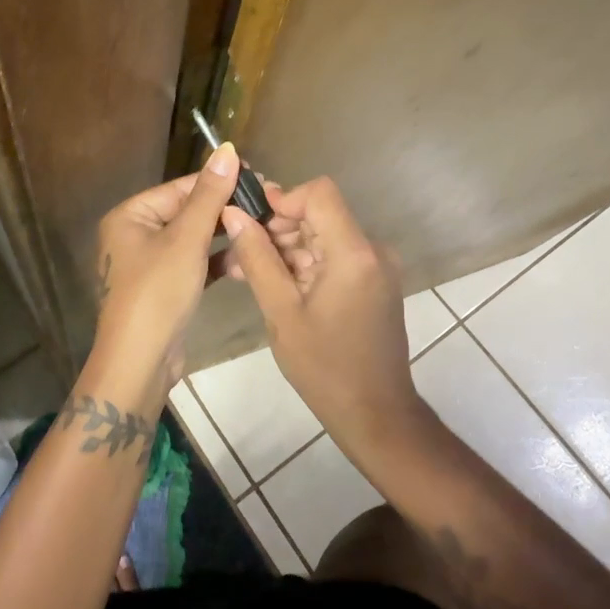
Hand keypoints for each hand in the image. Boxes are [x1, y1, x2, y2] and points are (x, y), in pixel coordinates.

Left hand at [91, 143, 243, 386]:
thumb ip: (209, 195)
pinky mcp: (165, 287)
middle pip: (188, 212)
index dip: (220, 182)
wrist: (140, 362)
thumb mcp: (186, 240)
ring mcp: (149, 263)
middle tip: (269, 208)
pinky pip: (194, 264)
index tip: (261, 180)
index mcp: (130, 215)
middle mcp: (135, 234)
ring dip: (225, 238)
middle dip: (226, 212)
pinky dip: (217, 263)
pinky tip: (247, 261)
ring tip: (265, 232)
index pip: (181, 187)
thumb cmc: (158, 292)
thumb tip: (227, 149)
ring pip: (194, 240)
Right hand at [220, 178, 428, 456]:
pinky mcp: (373, 283)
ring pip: (322, 235)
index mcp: (354, 252)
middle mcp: (372, 250)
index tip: (251, 223)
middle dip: (277, 227)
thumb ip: (257, 258)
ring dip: (285, 248)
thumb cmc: (325, 366)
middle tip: (238, 253)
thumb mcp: (281, 311)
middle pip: (319, 214)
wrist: (376, 415)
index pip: (319, 193)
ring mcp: (376, 267)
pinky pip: (333, 257)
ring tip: (246, 272)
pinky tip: (273, 285)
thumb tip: (233, 214)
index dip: (282, 199)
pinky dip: (303, 264)